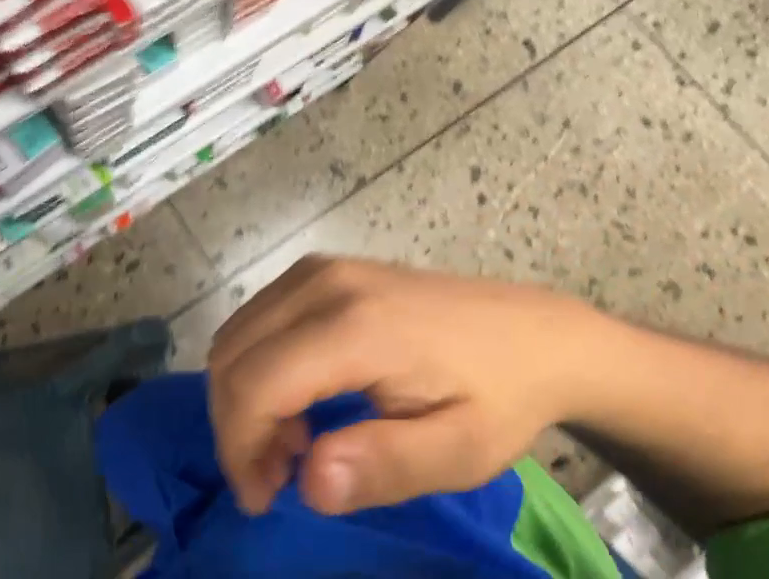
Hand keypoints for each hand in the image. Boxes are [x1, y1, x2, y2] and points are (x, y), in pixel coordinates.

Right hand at [207, 255, 608, 515]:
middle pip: (232, 355)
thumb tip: (308, 483)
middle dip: (236, 425)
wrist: (536, 333)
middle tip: (276, 479)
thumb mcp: (460, 452)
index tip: (263, 499)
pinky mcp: (319, 269)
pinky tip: (299, 401)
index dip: (241, 447)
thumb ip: (384, 467)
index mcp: (354, 328)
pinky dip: (256, 365)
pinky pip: (257, 318)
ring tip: (291, 445)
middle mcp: (321, 284)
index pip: (255, 384)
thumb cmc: (499, 397)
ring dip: (243, 396)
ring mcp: (317, 269)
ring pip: (236, 335)